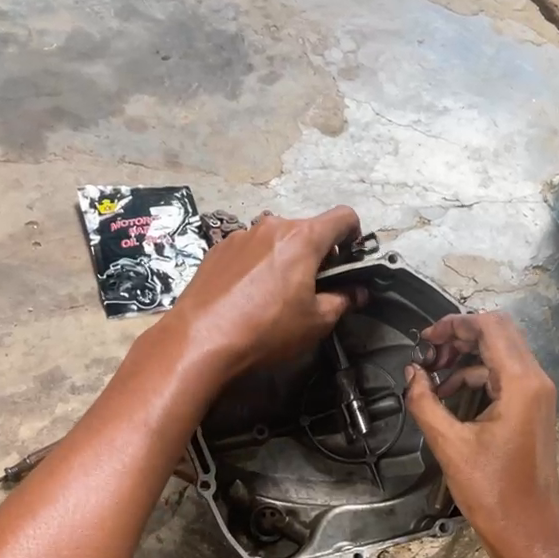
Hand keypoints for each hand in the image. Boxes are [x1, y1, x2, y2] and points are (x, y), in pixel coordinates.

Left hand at [167, 206, 368, 378]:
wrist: (201, 340)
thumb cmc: (267, 330)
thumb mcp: (316, 322)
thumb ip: (343, 301)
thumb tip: (357, 293)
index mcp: (302, 238)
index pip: (343, 217)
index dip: (354, 235)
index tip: (349, 259)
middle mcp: (271, 226)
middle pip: (306, 231)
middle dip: (316, 255)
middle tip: (312, 290)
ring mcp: (240, 236)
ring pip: (275, 241)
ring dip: (284, 260)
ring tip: (275, 297)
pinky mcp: (217, 250)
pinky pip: (248, 252)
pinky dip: (257, 267)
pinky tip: (247, 297)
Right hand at [404, 312, 558, 557]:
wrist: (526, 531)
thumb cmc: (491, 492)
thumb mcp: (449, 445)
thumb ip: (425, 402)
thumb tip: (411, 374)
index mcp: (522, 384)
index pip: (491, 327)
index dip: (455, 323)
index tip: (425, 338)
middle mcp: (537, 382)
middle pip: (500, 333)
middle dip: (461, 335)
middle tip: (428, 352)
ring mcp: (539, 397)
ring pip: (503, 354)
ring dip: (468, 357)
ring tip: (433, 375)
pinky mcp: (534, 412)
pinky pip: (506, 378)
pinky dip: (478, 377)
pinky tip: (449, 395)